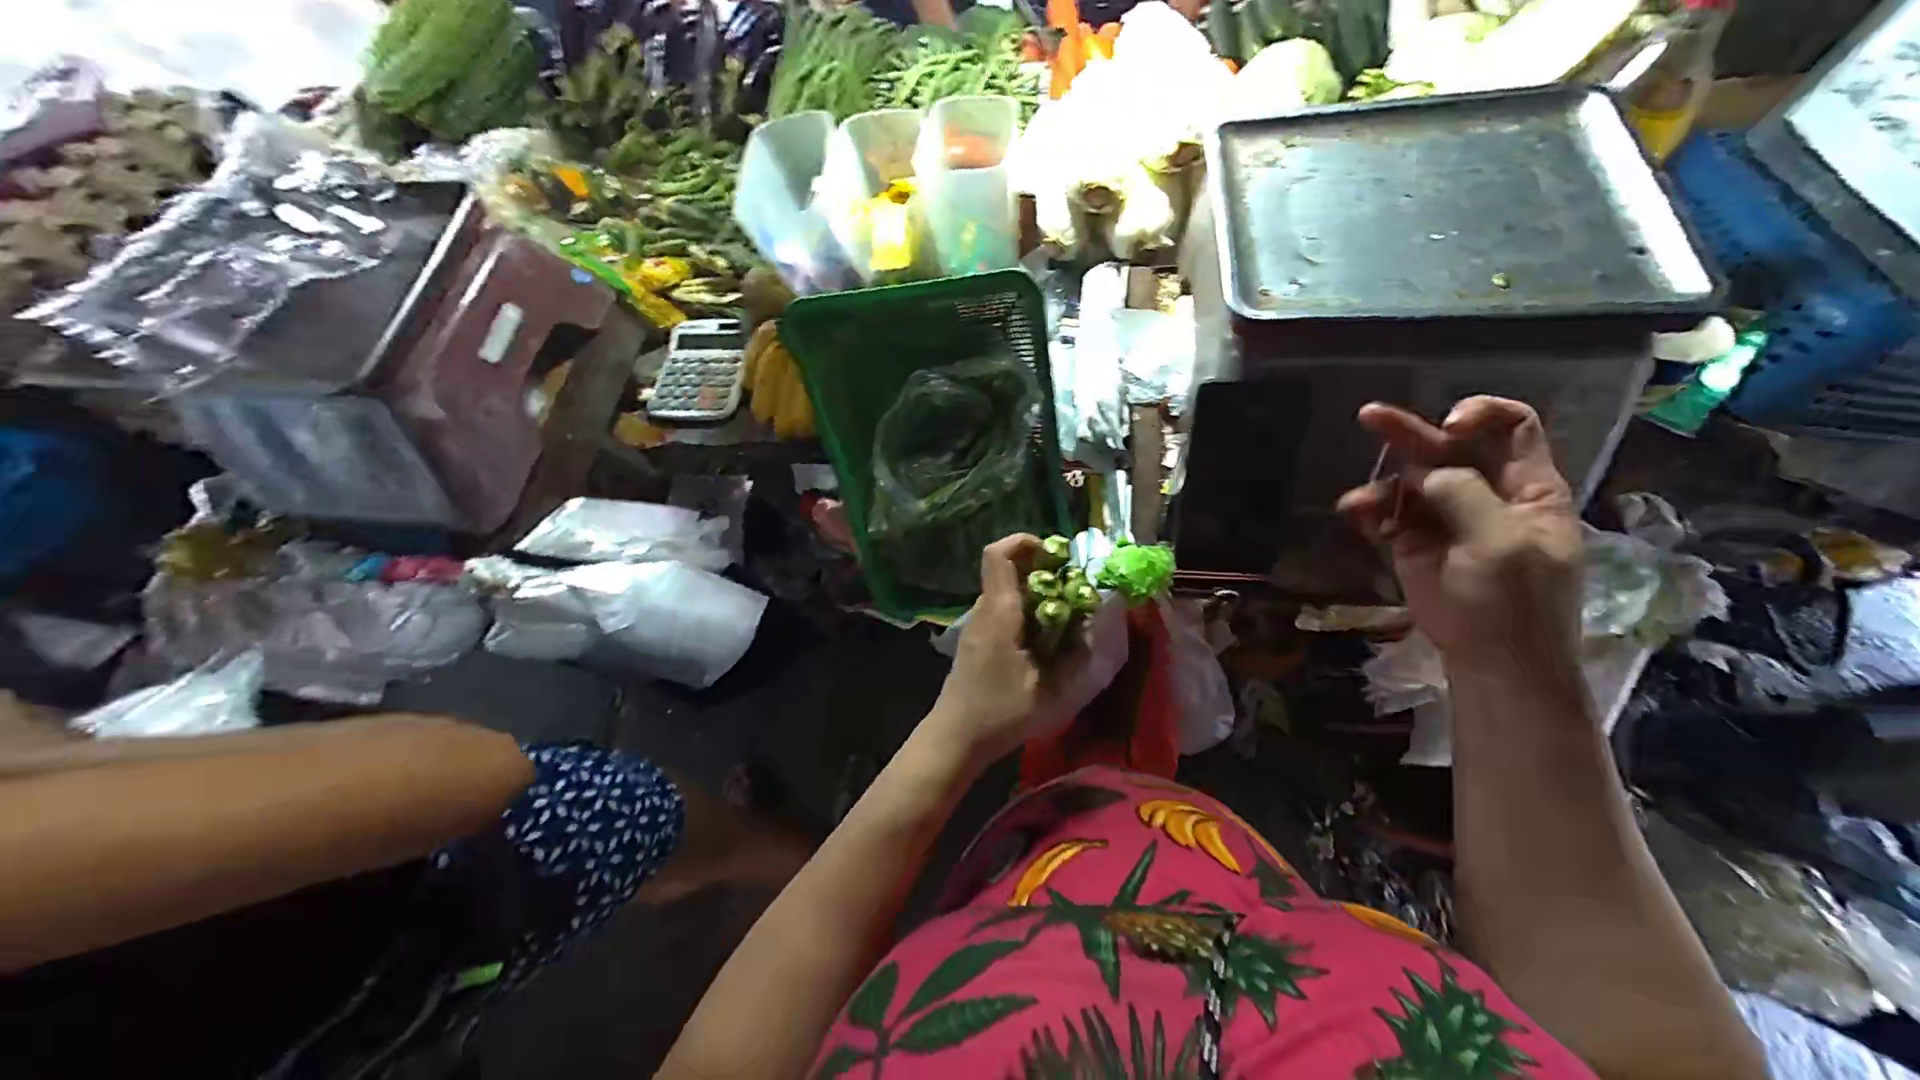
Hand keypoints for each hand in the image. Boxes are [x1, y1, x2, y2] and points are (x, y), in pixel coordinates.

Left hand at [926, 534, 1124, 762]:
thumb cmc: (1000, 712)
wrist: (956, 738)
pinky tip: (1048, 642)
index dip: (1025, 541)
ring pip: (1009, 593)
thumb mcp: (1050, 691)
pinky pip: (1005, 612)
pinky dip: (1028, 614)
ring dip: (1039, 596)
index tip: (1057, 554)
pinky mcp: (979, 641)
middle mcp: (984, 610)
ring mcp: (978, 626)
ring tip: (1069, 618)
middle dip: (1045, 572)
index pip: (998, 554)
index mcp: (998, 612)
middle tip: (1077, 591)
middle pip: (1010, 571)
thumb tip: (1102, 624)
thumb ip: (1080, 657)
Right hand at [1336, 396, 1582, 677]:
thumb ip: (1464, 495)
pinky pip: (1388, 513)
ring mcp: (1446, 518)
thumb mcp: (1502, 543)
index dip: (1480, 415)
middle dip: (1410, 432)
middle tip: (1370, 416)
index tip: (1447, 426)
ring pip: (1409, 481)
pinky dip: (1371, 511)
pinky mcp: (1413, 542)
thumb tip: (1421, 472)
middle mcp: (1486, 493)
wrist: (1493, 662)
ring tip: (1358, 503)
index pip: (1511, 428)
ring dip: (1381, 483)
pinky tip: (1359, 518)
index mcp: (1528, 488)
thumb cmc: (1514, 602)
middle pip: (1447, 448)